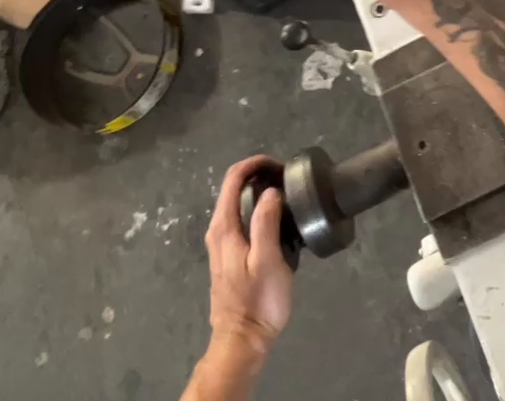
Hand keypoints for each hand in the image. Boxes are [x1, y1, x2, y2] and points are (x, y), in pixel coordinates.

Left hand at [205, 156, 294, 359]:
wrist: (242, 340)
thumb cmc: (258, 300)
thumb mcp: (267, 260)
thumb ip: (266, 223)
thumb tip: (271, 191)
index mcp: (224, 227)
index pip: (233, 179)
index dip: (254, 163)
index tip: (279, 164)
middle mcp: (218, 231)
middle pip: (232, 188)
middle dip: (257, 174)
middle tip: (286, 178)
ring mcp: (221, 243)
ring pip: (236, 203)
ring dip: (257, 190)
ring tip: (285, 193)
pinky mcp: (229, 254)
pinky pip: (240, 218)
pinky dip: (256, 207)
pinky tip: (276, 217)